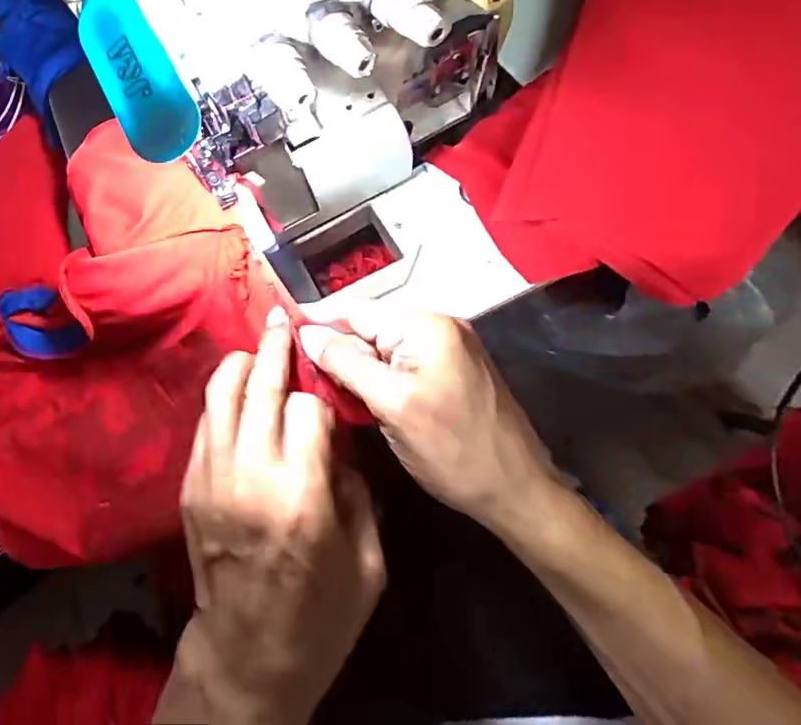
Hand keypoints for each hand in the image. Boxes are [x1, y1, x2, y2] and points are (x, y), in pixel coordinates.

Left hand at [174, 310, 384, 724]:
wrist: (249, 658)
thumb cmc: (321, 615)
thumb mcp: (368, 559)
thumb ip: (357, 487)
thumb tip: (338, 436)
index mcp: (302, 496)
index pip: (307, 407)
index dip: (320, 394)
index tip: (327, 391)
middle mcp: (251, 476)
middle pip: (259, 387)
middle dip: (275, 348)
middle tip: (283, 320)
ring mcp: (212, 479)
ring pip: (221, 394)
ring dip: (242, 364)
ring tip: (259, 348)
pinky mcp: (191, 487)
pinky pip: (205, 421)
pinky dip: (222, 397)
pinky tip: (238, 389)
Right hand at [297, 310, 559, 536]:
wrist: (517, 490)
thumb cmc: (454, 451)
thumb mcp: (392, 406)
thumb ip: (348, 364)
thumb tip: (306, 333)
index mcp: (426, 325)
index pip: (357, 311)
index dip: (318, 324)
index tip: (282, 338)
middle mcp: (439, 325)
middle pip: (370, 328)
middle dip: (338, 350)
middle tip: (302, 376)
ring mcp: (449, 347)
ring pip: (384, 348)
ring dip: (357, 366)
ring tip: (325, 389)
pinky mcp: (452, 370)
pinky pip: (404, 363)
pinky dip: (380, 377)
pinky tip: (361, 398)